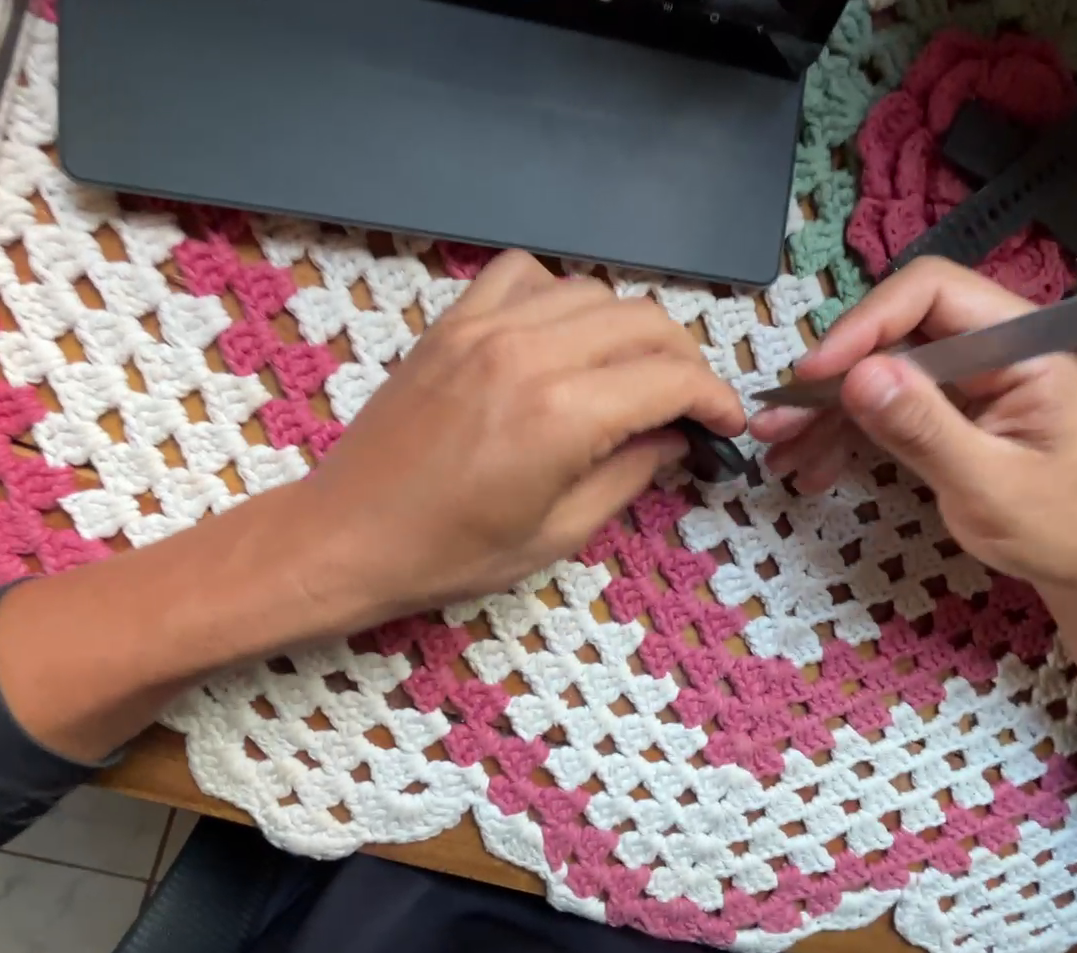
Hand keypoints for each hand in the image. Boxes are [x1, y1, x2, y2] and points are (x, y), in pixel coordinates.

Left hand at [295, 250, 744, 624]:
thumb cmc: (454, 553)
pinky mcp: (453, 322)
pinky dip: (561, 297)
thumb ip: (628, 475)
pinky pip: (526, 275)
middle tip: (689, 405)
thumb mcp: (558, 533)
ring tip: (632, 374)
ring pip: (594, 293)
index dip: (714, 399)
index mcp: (562, 415)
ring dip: (631, 330)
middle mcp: (531, 352)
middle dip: (685, 362)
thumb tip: (673, 437)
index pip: (671, 380)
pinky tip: (562, 336)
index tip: (727, 424)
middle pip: (644, 323)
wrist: (349, 534)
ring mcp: (486, 326)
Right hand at [750, 257, 1076, 589]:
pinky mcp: (942, 412)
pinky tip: (811, 468)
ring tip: (778, 455)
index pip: (933, 294)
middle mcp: (986, 350)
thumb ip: (926, 430)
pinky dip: (842, 438)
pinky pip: (881, 411)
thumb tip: (859, 376)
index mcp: (1021, 346)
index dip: (867, 324)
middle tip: (776, 422)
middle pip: (891, 335)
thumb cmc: (1058, 528)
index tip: (816, 374)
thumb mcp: (990, 486)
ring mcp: (961, 382)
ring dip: (823, 415)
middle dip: (829, 380)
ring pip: (876, 376)